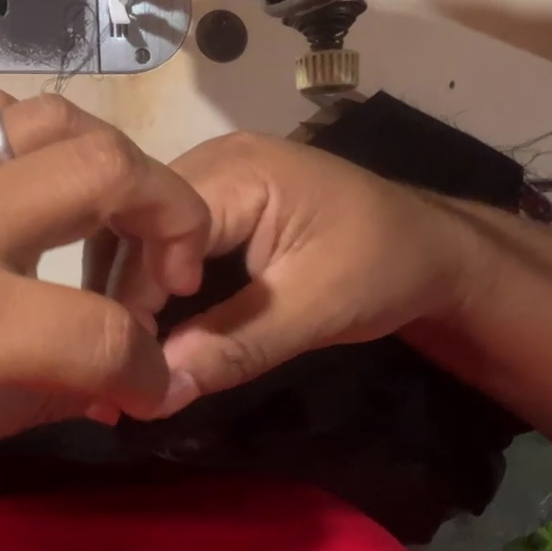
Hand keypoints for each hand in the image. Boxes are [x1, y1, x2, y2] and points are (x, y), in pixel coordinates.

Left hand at [0, 90, 210, 471]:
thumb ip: (38, 401)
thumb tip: (117, 380)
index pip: (97, 333)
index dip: (146, 370)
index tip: (147, 387)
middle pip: (105, 169)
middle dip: (174, 217)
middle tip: (170, 271)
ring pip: (62, 118)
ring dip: (117, 165)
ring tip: (118, 219)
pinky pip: (1, 111)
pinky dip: (48, 138)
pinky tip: (42, 188)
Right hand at [148, 132, 482, 414]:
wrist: (434, 250)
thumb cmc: (387, 268)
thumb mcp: (316, 311)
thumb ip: (236, 346)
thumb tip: (158, 391)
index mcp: (237, 170)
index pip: (154, 231)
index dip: (134, 296)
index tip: (132, 363)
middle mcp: (212, 159)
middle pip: (135, 225)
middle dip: (122, 295)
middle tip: (117, 363)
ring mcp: (212, 175)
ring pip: (140, 231)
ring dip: (130, 290)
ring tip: (127, 349)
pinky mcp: (216, 199)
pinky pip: (162, 237)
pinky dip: (151, 281)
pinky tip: (150, 322)